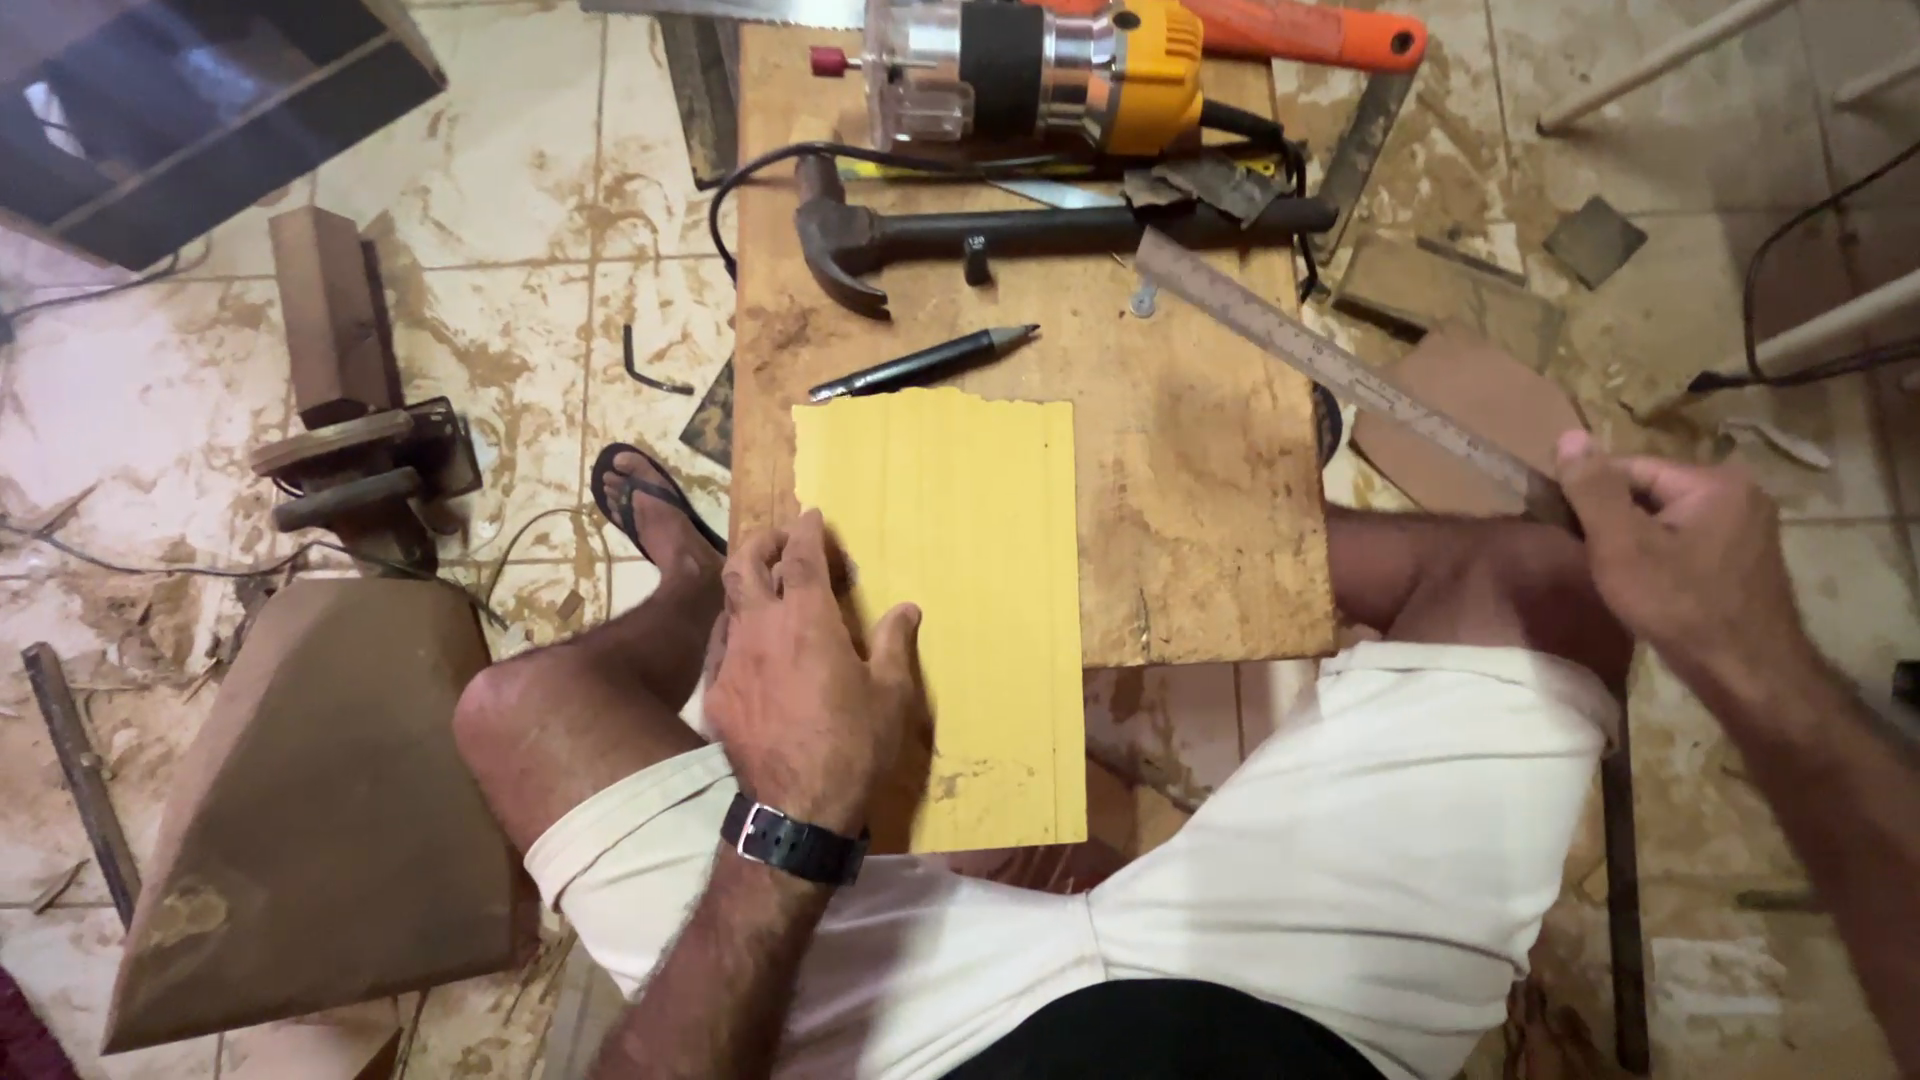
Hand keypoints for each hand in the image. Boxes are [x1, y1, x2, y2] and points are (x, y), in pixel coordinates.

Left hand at [704, 509, 925, 835]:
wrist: (794, 809)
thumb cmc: (853, 745)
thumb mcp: (890, 695)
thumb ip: (894, 643)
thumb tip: (907, 608)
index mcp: (807, 621)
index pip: (801, 558)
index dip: (807, 531)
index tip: (813, 517)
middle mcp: (762, 628)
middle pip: (745, 565)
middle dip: (762, 542)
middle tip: (782, 541)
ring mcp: (731, 659)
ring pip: (729, 602)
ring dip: (748, 583)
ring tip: (768, 588)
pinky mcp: (716, 691)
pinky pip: (721, 643)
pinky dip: (737, 626)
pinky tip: (752, 641)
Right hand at [1554, 430, 1820, 700]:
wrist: (1740, 667)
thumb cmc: (1675, 601)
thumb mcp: (1619, 542)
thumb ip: (1592, 488)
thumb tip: (1568, 435)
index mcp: (1713, 482)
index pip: (1626, 467)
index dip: (1586, 494)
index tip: (1561, 525)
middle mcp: (1738, 494)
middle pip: (1644, 490)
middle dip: (1606, 517)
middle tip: (1584, 552)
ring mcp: (1743, 526)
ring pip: (1657, 516)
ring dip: (1624, 536)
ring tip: (1607, 568)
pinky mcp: (1737, 555)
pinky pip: (1677, 537)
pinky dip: (1649, 552)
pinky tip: (1637, 580)